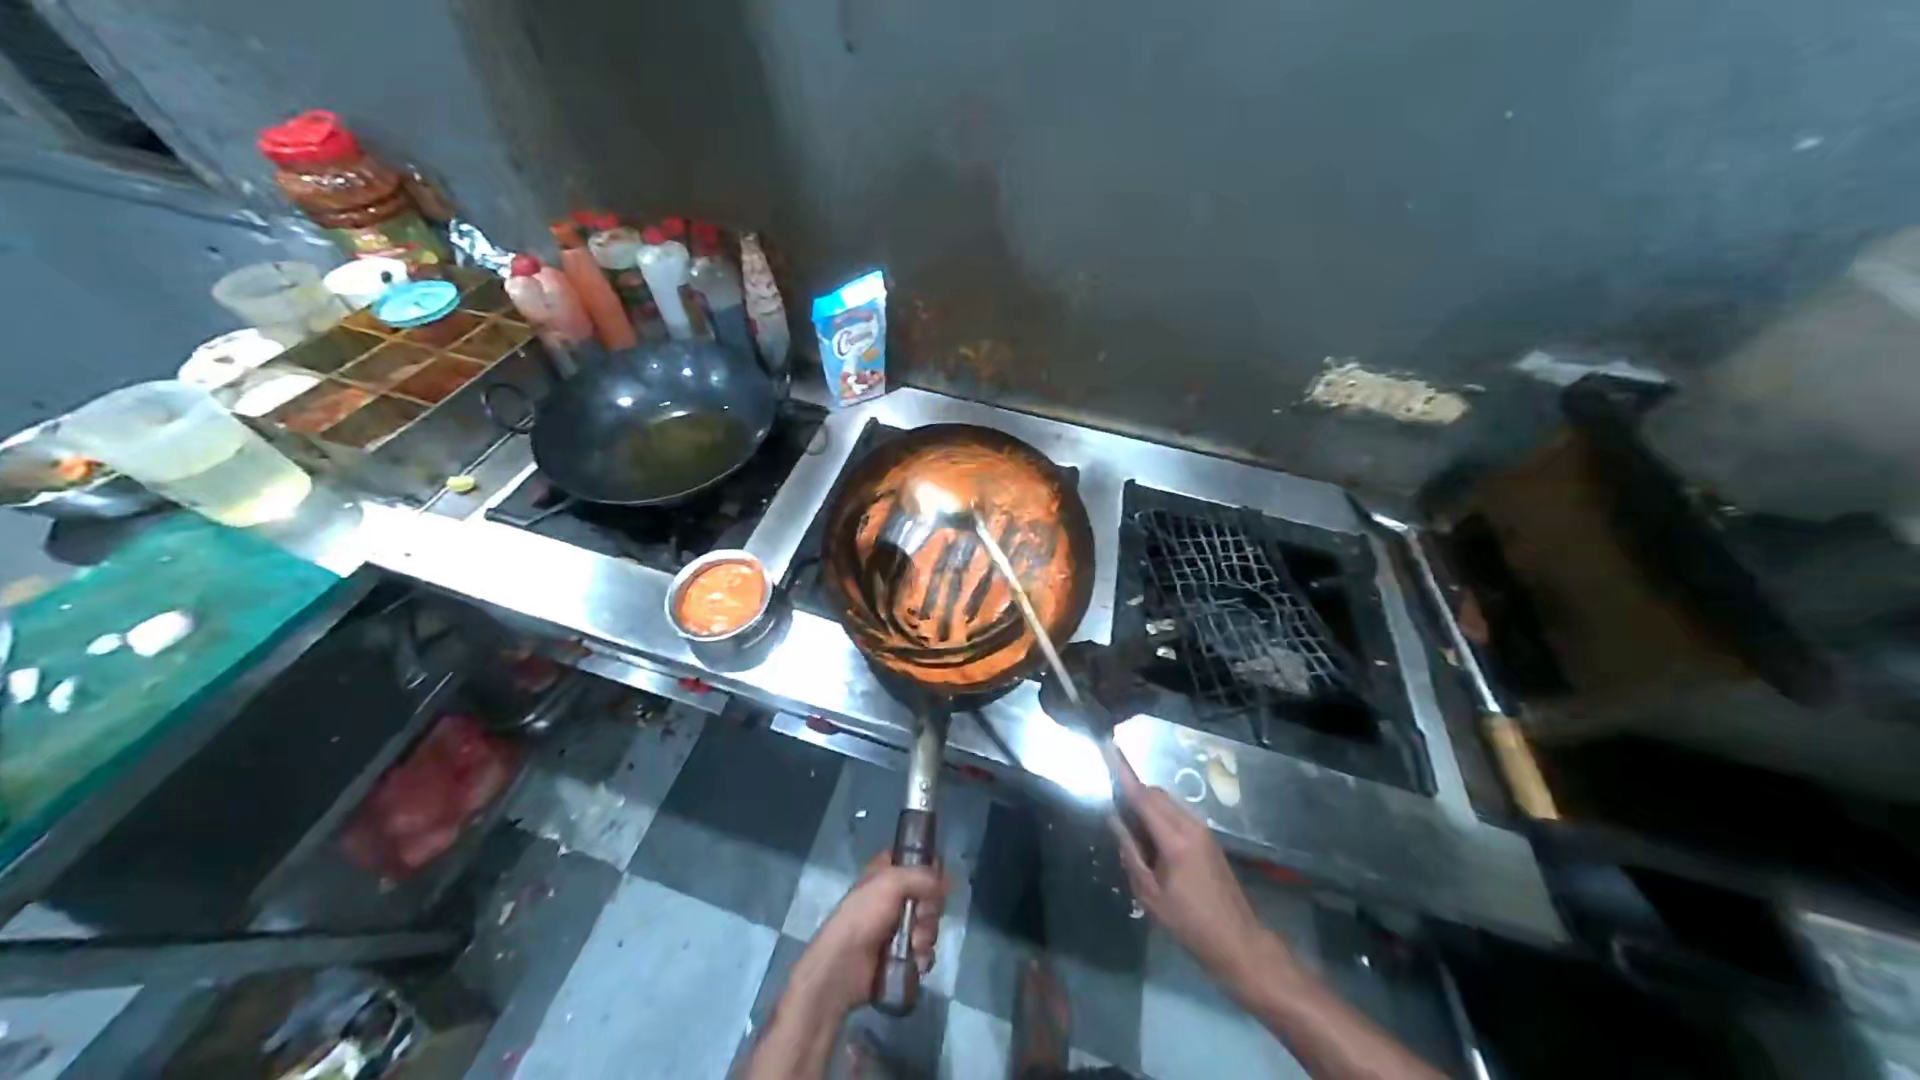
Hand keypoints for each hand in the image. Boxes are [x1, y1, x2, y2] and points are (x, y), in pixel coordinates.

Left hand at [787, 852, 949, 1019]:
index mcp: (886, 873)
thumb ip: (923, 876)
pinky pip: (925, 949)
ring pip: (929, 923)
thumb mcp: (891, 883)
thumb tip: (947, 882)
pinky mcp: (902, 953)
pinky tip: (915, 959)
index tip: (936, 880)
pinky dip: (923, 955)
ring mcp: (898, 926)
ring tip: (914, 944)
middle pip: (929, 895)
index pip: (915, 861)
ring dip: (926, 934)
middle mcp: (893, 897)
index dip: (929, 869)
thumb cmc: (863, 915)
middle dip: (930, 909)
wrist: (843, 965)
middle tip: (920, 916)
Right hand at [1109, 754, 1292, 997]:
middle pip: (1157, 794)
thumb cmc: (1189, 923)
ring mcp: (1203, 831)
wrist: (1239, 942)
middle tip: (1114, 811)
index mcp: (1174, 839)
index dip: (1124, 773)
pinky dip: (1161, 818)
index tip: (1110, 749)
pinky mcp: (1209, 840)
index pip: (1143, 797)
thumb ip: (1130, 853)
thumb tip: (1114, 820)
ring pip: (1168, 803)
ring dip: (1148, 807)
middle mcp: (1190, 826)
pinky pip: (1178, 815)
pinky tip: (1153, 845)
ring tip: (1133, 834)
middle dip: (1134, 793)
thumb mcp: (1150, 893)